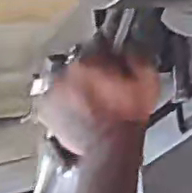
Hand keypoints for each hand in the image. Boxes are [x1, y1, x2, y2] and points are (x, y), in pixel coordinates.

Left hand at [36, 54, 162, 156]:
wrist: (109, 148)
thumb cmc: (128, 114)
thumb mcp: (146, 79)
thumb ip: (137, 56)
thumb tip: (129, 46)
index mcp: (87, 61)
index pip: (97, 44)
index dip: (110, 52)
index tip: (117, 61)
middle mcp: (63, 75)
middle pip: (79, 62)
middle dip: (91, 69)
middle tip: (105, 81)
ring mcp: (50, 95)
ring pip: (65, 80)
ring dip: (75, 83)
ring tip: (92, 95)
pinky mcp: (45, 113)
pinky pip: (55, 98)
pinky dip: (64, 100)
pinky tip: (79, 106)